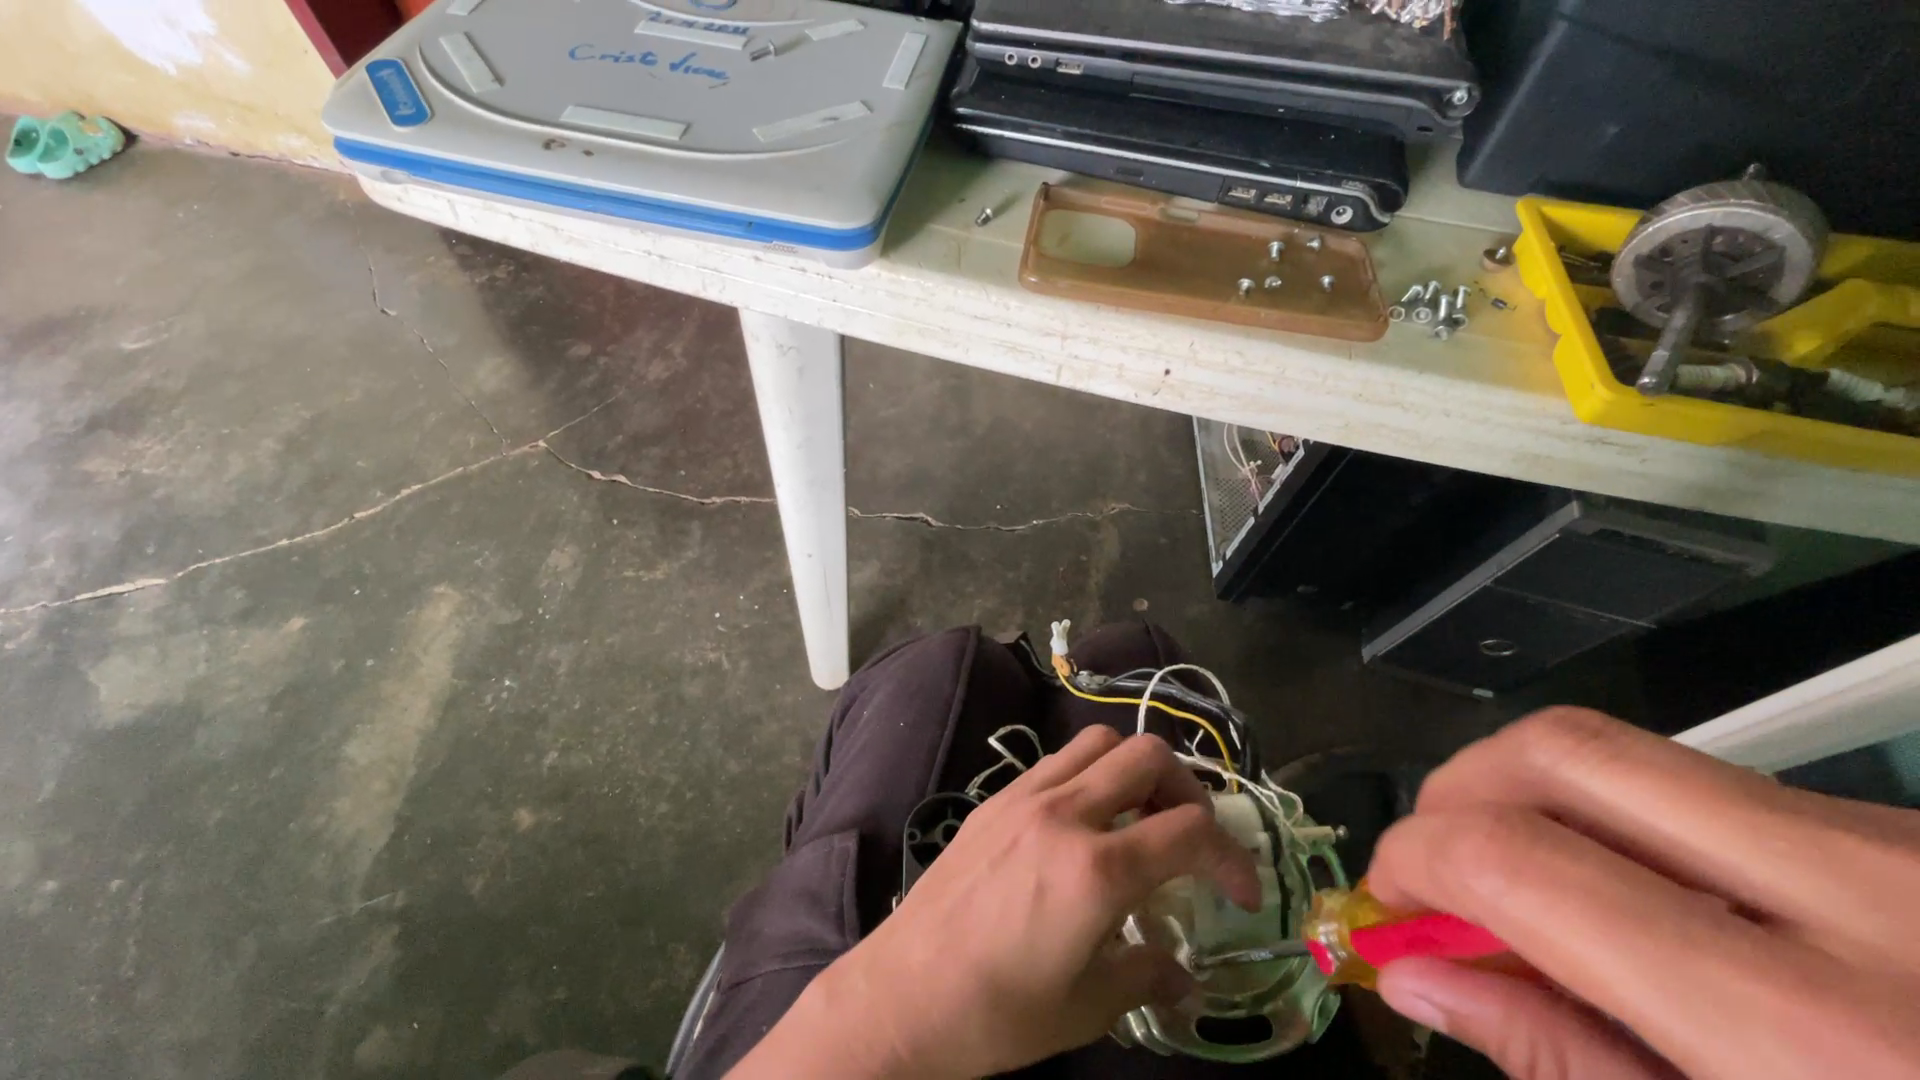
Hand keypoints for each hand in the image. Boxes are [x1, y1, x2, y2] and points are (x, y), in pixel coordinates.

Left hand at [727, 726, 1259, 1079]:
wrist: (901, 995)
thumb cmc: (997, 1013)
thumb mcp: (1086, 1008)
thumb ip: (1146, 977)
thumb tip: (1182, 976)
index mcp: (1096, 869)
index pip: (1191, 831)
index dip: (1232, 858)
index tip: (1241, 893)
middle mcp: (1063, 814)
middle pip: (1148, 756)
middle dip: (1189, 791)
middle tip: (1191, 838)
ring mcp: (1022, 798)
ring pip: (1097, 742)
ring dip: (1135, 769)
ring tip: (1141, 816)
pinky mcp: (993, 801)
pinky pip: (1056, 762)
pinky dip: (1089, 773)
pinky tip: (1084, 821)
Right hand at [1366, 707, 1919, 1079]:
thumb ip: (1568, 1066)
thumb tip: (1419, 975)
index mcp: (1820, 1039)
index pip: (1521, 861)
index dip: (1414, 860)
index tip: (1389, 902)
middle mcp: (1872, 899)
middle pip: (1567, 749)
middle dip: (1456, 788)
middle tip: (1436, 867)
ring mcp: (1917, 849)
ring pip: (1642, 760)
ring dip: (1543, 807)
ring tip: (1541, 898)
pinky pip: (1724, 792)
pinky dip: (1636, 828)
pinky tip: (1662, 912)